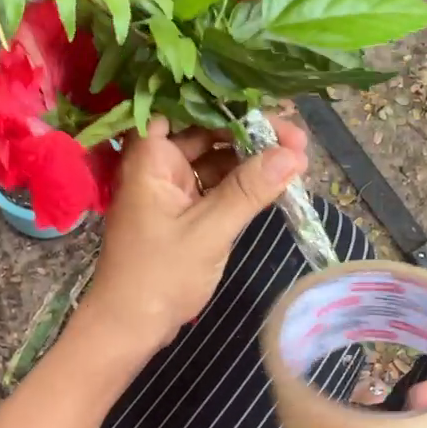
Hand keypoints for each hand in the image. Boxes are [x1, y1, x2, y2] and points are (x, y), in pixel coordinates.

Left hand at [76, 115, 306, 351]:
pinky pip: (214, 184)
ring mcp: (171, 189)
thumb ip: (249, 190)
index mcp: (150, 159)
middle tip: (297, 137)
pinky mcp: (183, 211)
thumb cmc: (158, 276)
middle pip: (204, 131)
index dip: (220, 100)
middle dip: (248, 130)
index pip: (180, 107)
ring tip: (297, 157)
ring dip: (250, 157)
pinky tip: (275, 180)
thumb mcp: (208, 231)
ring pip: (213, 158)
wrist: (129, 327)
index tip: (265, 101)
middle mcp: (158, 165)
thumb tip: (293, 154)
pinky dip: (241, 182)